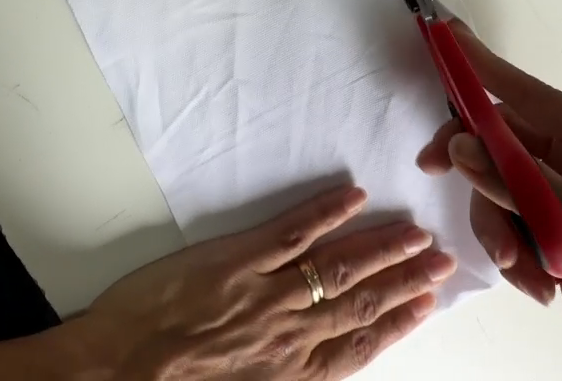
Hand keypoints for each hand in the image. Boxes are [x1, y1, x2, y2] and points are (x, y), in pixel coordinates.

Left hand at [60, 186, 454, 379]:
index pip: (358, 343)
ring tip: (414, 233)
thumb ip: (282, 371)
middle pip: (360, 303)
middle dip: (405, 281)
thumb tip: (314, 350)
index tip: (428, 302)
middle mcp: (289, 332)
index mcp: (290, 371)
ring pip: (338, 267)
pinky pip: (292, 232)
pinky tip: (353, 198)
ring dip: (382, 249)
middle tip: (440, 260)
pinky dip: (326, 214)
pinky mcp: (238, 259)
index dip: (399, 322)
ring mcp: (267, 291)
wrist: (120, 370)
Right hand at [416, 23, 561, 380]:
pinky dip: (510, 252)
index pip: (530, 94)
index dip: (482, 66)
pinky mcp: (554, 236)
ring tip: (523, 268)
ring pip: (496, 185)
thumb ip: (526, 188)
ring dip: (497, 225)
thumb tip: (462, 146)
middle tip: (434, 169)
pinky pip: (505, 222)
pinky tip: (538, 284)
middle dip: (478, 169)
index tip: (441, 36)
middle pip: (503, 141)